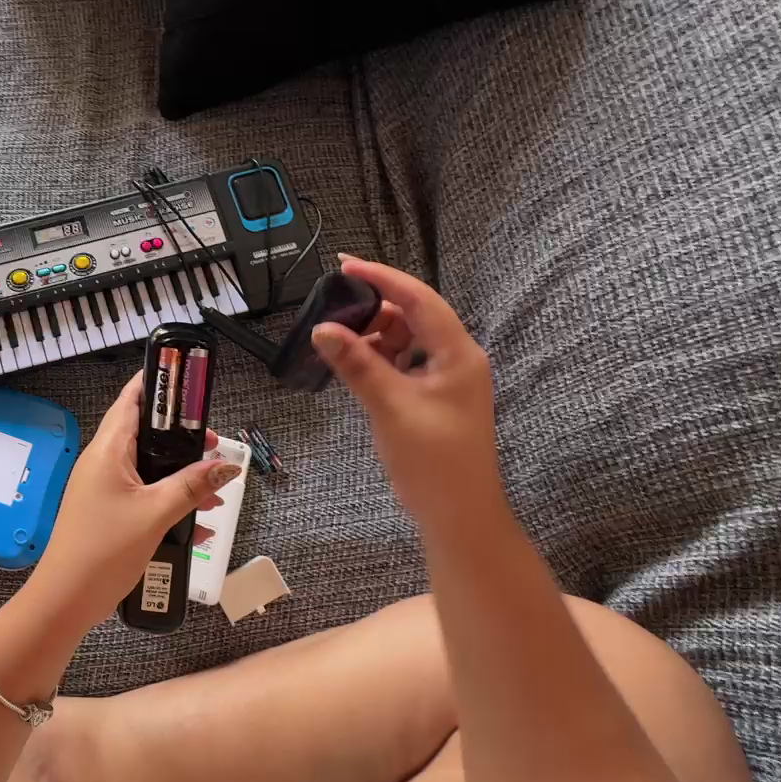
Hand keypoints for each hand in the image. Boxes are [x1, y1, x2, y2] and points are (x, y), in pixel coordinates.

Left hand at [25, 372, 241, 632]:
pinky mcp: (106, 511)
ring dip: (180, 475)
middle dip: (181, 438)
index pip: (131, 400)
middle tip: (213, 446)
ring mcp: (102, 487)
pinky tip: (199, 524)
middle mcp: (102, 461)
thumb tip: (228, 465)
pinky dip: (168, 500)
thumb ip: (192, 486)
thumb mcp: (156, 514)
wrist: (66, 598)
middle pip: (144, 433)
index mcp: (107, 450)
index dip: (157, 385)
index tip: (187, 382)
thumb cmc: (106, 548)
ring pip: (148, 467)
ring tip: (215, 491)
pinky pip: (143, 494)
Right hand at [311, 256, 504, 521]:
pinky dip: (379, 358)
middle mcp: (456, 359)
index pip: (419, 300)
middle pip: (413, 316)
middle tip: (333, 311)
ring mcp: (446, 379)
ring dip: (374, 336)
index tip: (344, 266)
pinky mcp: (434, 397)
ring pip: (407, 339)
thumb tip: (322, 328)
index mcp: (458, 354)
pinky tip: (355, 366)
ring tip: (341, 344)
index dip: (382, 278)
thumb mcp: (390, 407)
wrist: (458, 514)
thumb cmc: (433, 462)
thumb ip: (357, 364)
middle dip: (374, 310)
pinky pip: (403, 362)